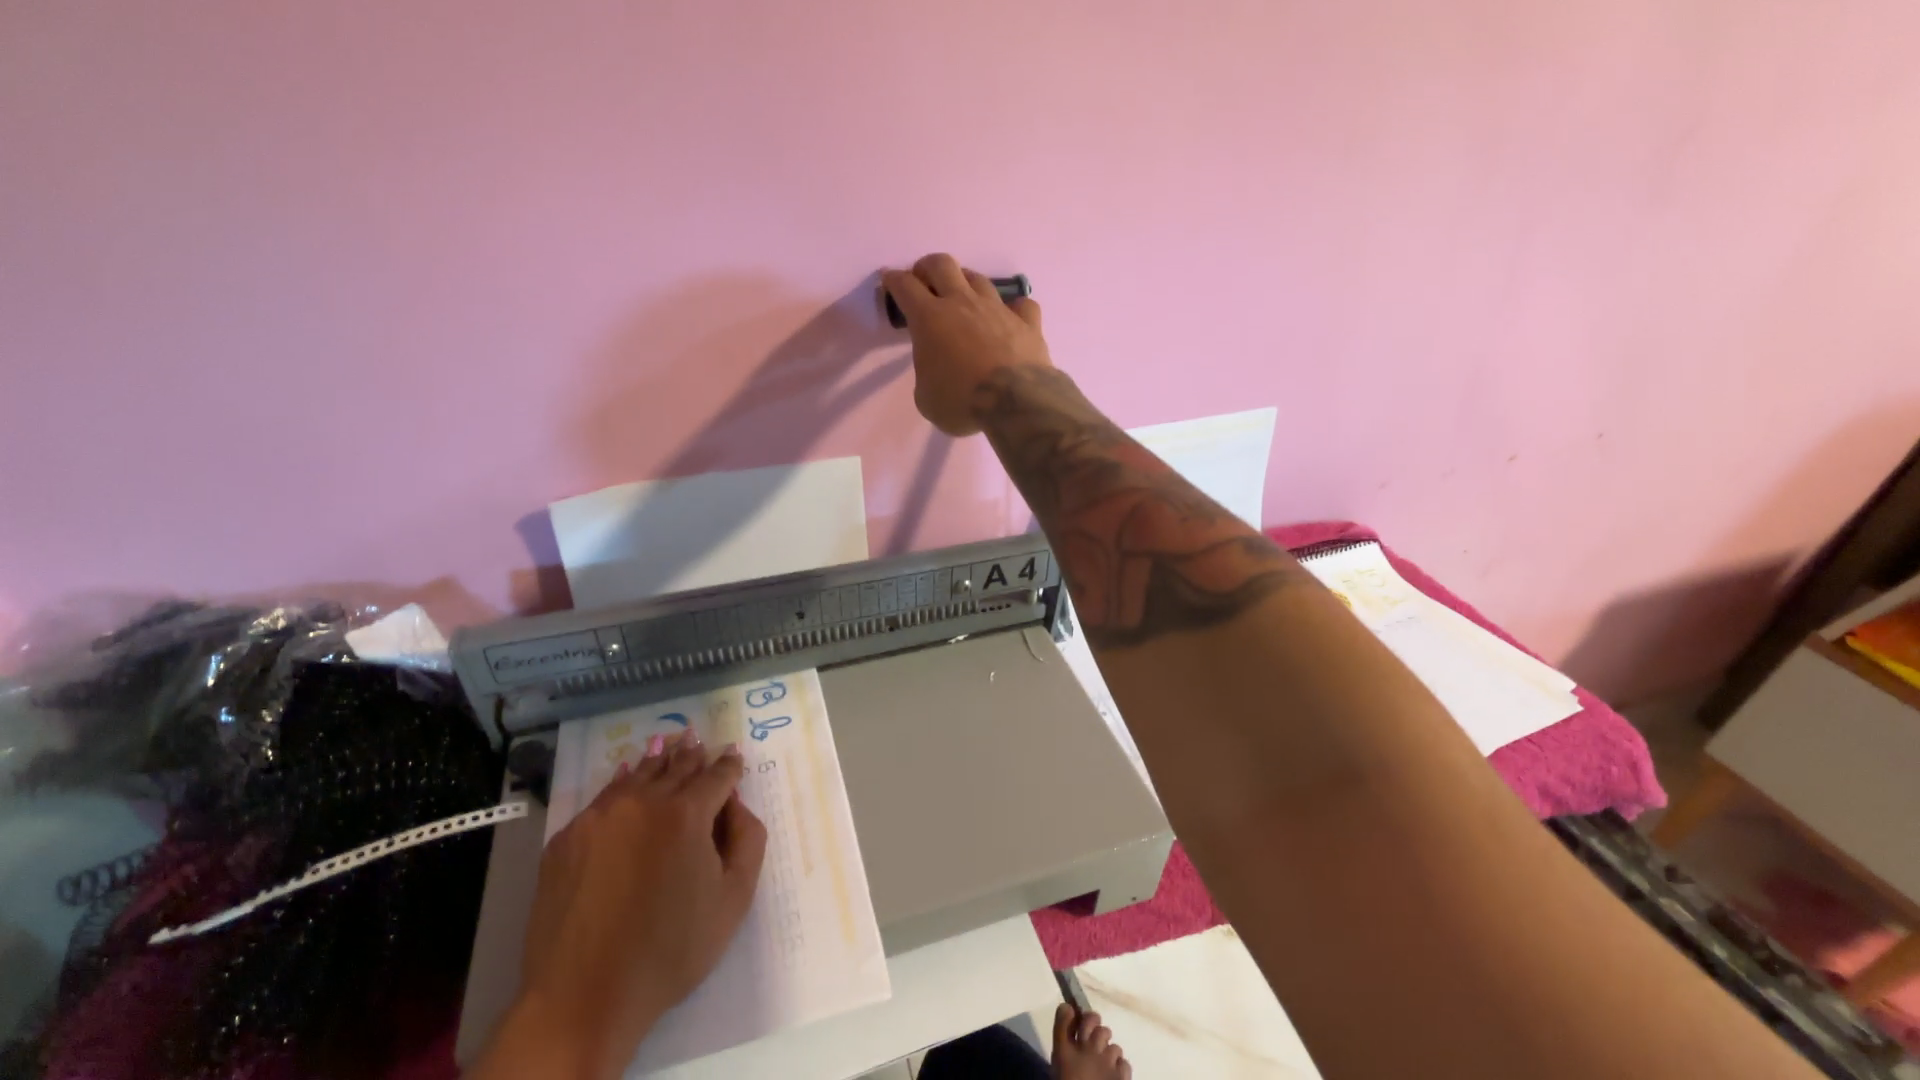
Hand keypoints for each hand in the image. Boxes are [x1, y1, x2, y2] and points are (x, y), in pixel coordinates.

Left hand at [500, 731, 766, 1078]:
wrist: (585, 992)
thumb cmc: (672, 949)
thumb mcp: (734, 898)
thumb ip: (747, 839)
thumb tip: (735, 804)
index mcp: (687, 814)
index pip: (716, 776)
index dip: (729, 765)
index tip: (735, 755)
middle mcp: (642, 802)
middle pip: (675, 768)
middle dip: (693, 755)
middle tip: (700, 739)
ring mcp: (598, 817)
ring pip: (637, 776)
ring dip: (658, 761)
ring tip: (669, 744)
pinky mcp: (566, 838)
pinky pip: (603, 798)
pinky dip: (623, 783)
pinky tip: (628, 776)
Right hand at [881, 253, 1051, 436]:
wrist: (1016, 402)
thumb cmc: (961, 401)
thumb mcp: (926, 397)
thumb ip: (926, 373)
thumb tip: (937, 369)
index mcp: (930, 318)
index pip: (905, 286)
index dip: (894, 280)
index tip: (889, 279)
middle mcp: (963, 303)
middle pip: (942, 265)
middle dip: (927, 267)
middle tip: (924, 281)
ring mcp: (998, 309)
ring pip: (979, 279)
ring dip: (966, 283)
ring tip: (963, 298)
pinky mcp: (1027, 322)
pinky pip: (1021, 305)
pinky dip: (1014, 309)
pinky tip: (1011, 318)